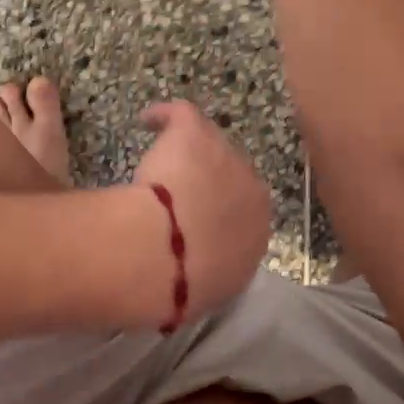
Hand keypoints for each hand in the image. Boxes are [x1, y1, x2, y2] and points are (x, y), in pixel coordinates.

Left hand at [131, 100, 272, 323]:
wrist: (169, 254)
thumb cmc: (187, 281)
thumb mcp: (209, 290)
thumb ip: (208, 276)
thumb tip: (192, 282)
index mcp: (256, 230)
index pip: (243, 211)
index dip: (218, 209)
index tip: (193, 215)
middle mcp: (250, 187)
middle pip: (230, 173)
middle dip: (208, 177)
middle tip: (177, 185)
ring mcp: (225, 155)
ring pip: (208, 142)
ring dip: (188, 148)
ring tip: (161, 155)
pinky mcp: (196, 133)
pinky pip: (182, 114)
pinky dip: (165, 115)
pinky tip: (147, 120)